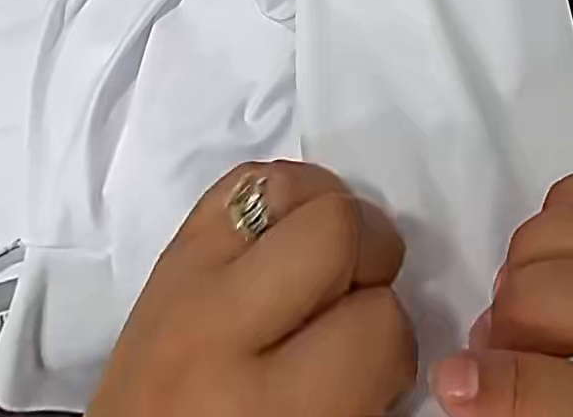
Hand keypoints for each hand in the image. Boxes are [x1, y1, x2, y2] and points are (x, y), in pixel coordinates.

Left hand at [88, 160, 415, 416]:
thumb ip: (365, 380)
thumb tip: (400, 315)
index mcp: (264, 408)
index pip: (378, 322)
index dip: (398, 342)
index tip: (382, 362)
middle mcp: (217, 329)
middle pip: (337, 228)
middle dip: (373, 252)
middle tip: (363, 292)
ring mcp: (186, 273)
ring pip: (293, 183)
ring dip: (331, 211)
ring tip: (327, 258)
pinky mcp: (171, 244)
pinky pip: (244, 178)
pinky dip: (282, 194)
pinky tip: (289, 233)